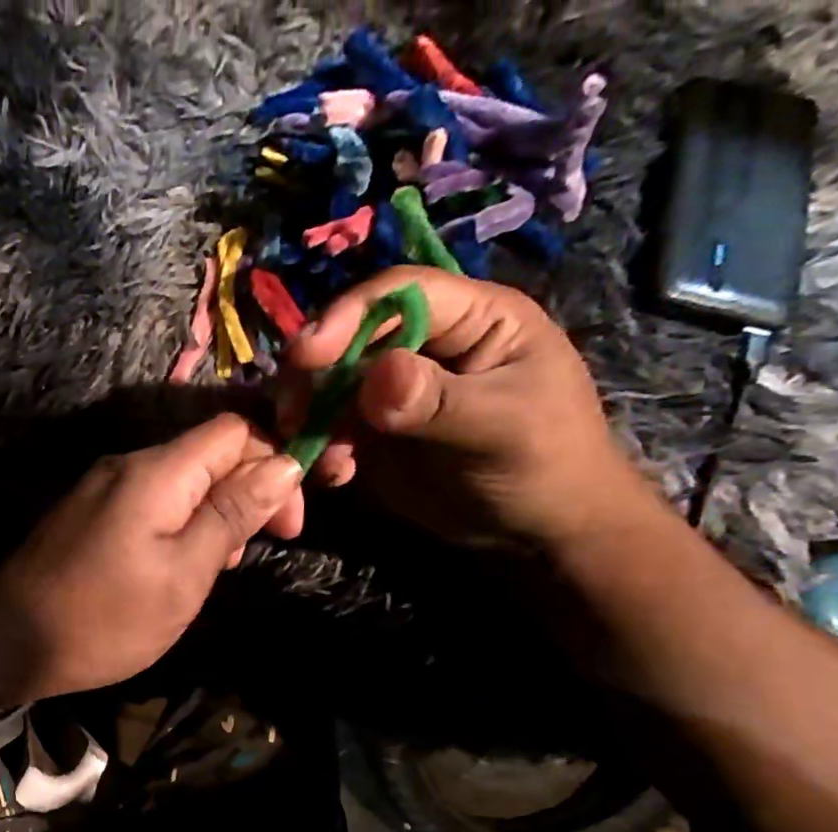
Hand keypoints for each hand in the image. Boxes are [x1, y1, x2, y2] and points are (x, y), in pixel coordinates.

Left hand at [0, 414, 303, 713]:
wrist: (6, 642)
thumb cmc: (104, 619)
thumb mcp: (184, 574)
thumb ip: (233, 513)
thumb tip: (284, 463)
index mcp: (155, 471)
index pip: (235, 431)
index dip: (275, 463)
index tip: (289, 524)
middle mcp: (126, 463)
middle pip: (208, 452)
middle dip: (247, 491)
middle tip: (255, 550)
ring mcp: (102, 486)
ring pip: (181, 479)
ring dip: (214, 512)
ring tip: (219, 567)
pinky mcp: (88, 510)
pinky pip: (150, 499)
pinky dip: (179, 522)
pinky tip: (180, 564)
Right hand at [280, 266, 656, 547]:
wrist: (536, 530)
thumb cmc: (545, 465)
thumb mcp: (502, 429)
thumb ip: (439, 401)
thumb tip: (377, 375)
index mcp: (469, 318)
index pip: (397, 294)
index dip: (347, 315)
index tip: (305, 356)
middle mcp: (421, 342)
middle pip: (345, 338)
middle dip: (313, 377)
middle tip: (292, 420)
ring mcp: (389, 385)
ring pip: (325, 384)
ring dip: (310, 419)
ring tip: (319, 462)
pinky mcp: (368, 426)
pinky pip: (324, 425)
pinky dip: (317, 448)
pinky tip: (334, 476)